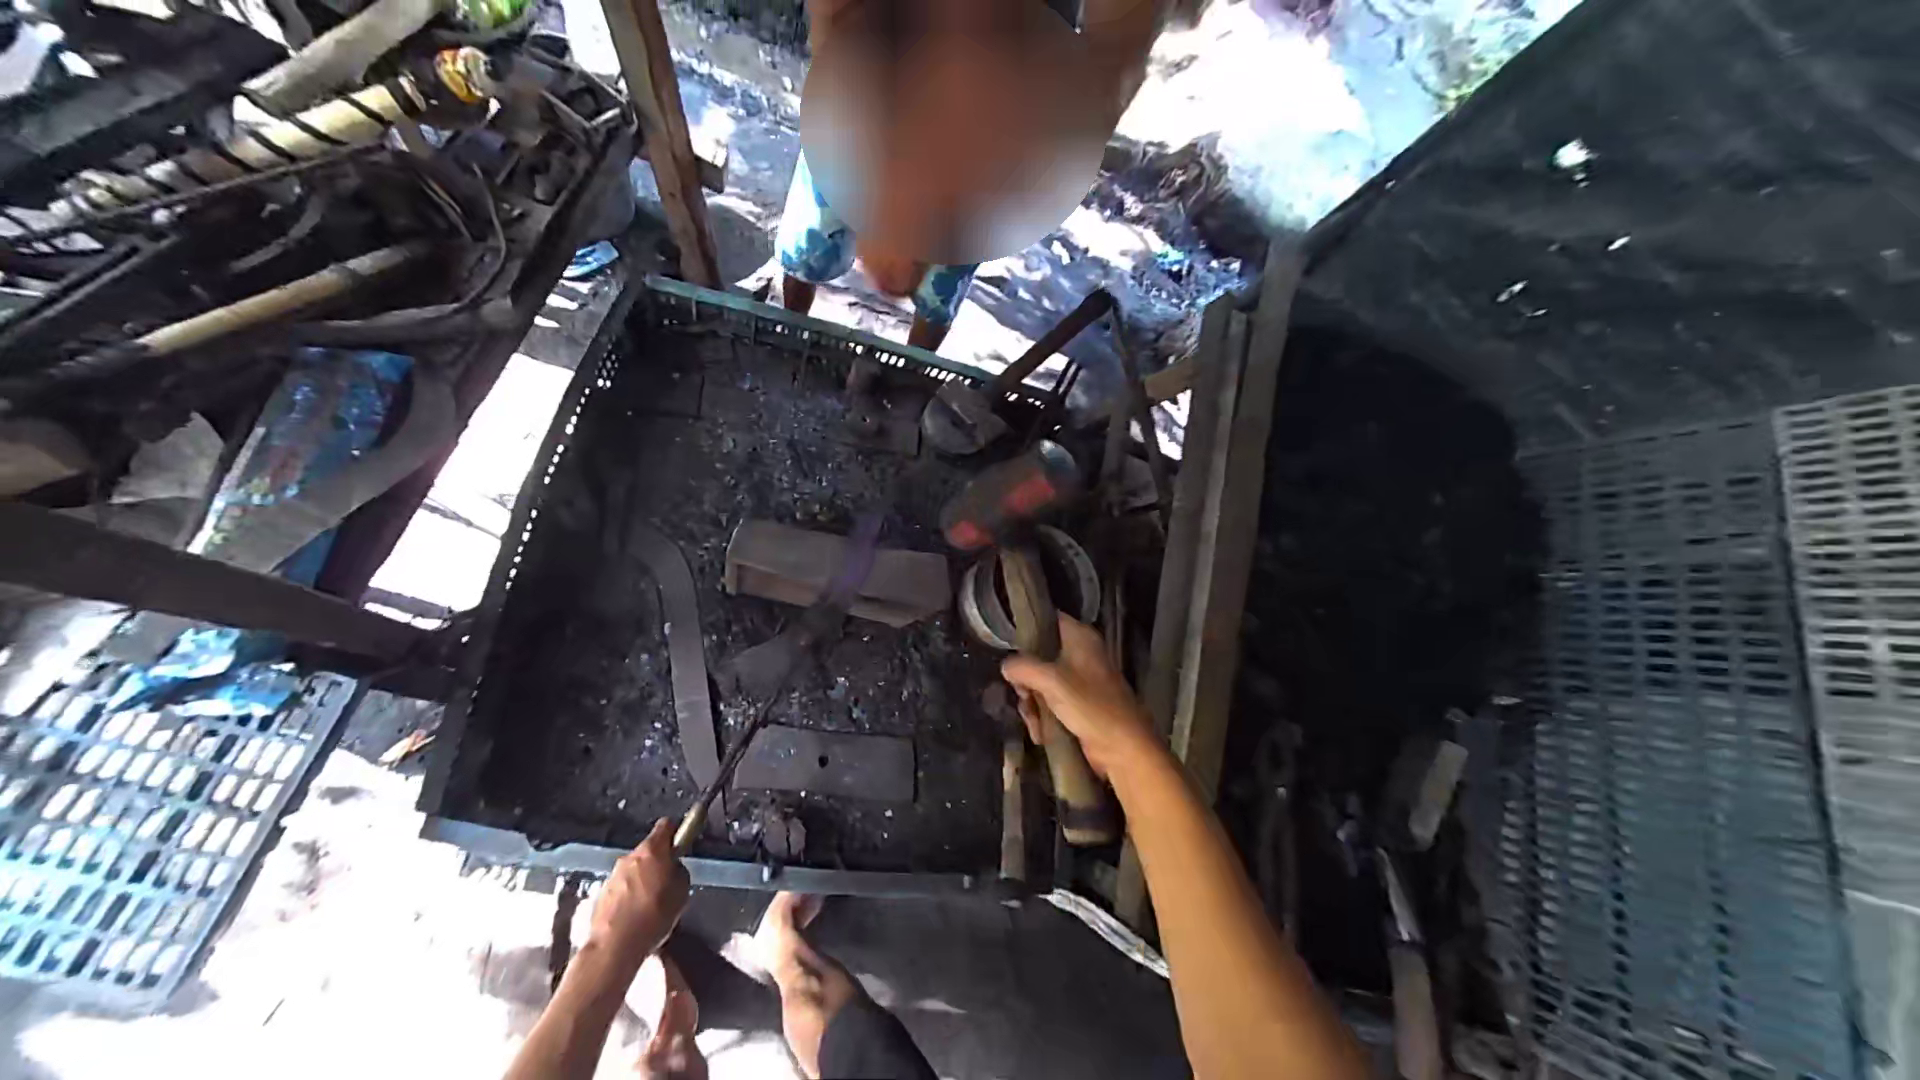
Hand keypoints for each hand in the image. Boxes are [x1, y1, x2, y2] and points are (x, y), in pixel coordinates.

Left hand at [589, 819, 689, 968]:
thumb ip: (679, 871)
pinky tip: (634, 915)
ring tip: (650, 904)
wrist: (614, 947)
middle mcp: (629, 857)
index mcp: (652, 850)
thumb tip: (673, 868)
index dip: (676, 832)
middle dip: (658, 861)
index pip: (666, 825)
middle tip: (667, 882)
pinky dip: (628, 896)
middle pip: (648, 850)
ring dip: (642, 879)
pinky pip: (621, 888)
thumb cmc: (654, 915)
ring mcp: (612, 876)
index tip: (681, 844)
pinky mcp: (600, 895)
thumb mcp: (682, 890)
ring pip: (633, 870)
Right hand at [1001, 615, 1164, 780]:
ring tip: (1035, 722)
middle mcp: (1080, 654)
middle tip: (1023, 695)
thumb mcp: (1051, 680)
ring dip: (1032, 704)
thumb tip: (1006, 666)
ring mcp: (1079, 682)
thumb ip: (1023, 667)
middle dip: (1026, 680)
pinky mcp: (1078, 706)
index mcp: (1080, 638)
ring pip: (1041, 683)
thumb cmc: (1090, 705)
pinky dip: (1043, 718)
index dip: (1027, 630)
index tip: (1008, 646)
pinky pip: (1050, 704)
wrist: (1123, 748)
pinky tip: (1041, 733)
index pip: (1048, 619)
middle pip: (1038, 656)